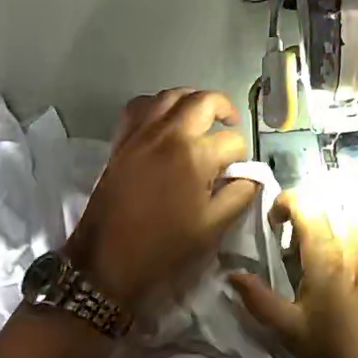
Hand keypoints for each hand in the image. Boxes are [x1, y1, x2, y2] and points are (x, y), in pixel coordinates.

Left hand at [67, 89, 256, 310]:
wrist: (107, 262)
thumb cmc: (164, 247)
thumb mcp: (213, 227)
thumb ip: (239, 195)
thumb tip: (250, 177)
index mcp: (195, 156)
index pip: (233, 142)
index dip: (241, 157)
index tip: (237, 174)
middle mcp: (169, 134)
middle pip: (205, 101)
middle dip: (225, 110)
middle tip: (230, 126)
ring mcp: (142, 134)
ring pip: (172, 95)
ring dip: (192, 101)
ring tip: (202, 118)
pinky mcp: (122, 141)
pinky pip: (140, 106)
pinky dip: (157, 106)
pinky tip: (165, 121)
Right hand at [230, 192, 357, 357]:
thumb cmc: (338, 348)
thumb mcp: (291, 329)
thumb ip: (259, 300)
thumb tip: (233, 277)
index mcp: (327, 255)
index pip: (305, 205)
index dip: (285, 203)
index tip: (273, 224)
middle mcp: (353, 243)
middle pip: (324, 211)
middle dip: (303, 222)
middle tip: (291, 254)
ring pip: (342, 223)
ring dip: (324, 233)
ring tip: (316, 268)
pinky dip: (343, 245)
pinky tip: (341, 279)